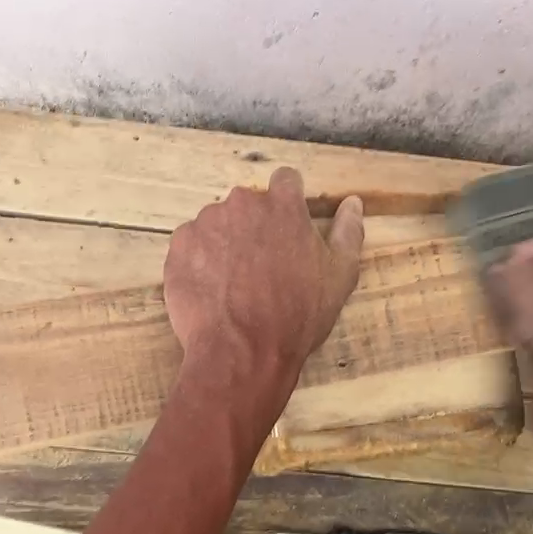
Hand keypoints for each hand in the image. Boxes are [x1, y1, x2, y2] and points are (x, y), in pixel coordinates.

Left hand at [163, 167, 363, 394]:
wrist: (242, 352)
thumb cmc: (297, 318)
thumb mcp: (339, 278)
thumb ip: (348, 233)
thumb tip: (353, 203)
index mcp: (284, 206)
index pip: (286, 181)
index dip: (287, 203)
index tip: (285, 229)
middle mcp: (244, 203)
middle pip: (248, 205)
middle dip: (253, 229)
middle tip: (259, 270)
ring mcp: (207, 222)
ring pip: (217, 225)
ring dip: (224, 245)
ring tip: (232, 286)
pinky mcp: (179, 246)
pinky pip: (190, 245)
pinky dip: (198, 262)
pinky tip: (211, 292)